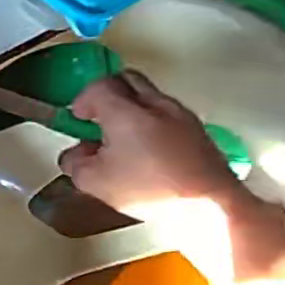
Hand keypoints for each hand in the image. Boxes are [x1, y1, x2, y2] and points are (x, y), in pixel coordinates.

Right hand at [58, 71, 248, 218]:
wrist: (209, 205)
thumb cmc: (148, 189)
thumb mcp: (92, 181)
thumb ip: (75, 161)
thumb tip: (78, 154)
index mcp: (126, 113)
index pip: (100, 86)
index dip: (82, 100)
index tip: (77, 118)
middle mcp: (156, 105)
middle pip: (127, 79)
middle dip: (106, 94)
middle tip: (95, 117)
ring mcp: (181, 115)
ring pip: (148, 95)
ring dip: (128, 108)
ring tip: (119, 138)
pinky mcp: (196, 129)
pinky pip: (164, 112)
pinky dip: (148, 120)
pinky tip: (143, 149)